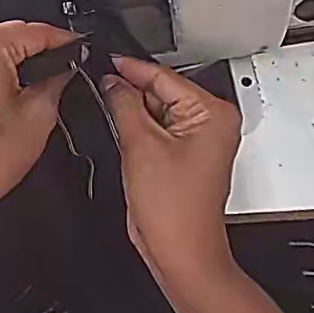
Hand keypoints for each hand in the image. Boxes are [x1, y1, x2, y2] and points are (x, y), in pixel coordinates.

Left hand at [0, 21, 76, 224]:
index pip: (37, 31)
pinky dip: (4, 66)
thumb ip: (58, 77)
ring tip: (47, 79)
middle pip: (17, 33)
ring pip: (1, 45)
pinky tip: (21, 86)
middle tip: (70, 66)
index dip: (66, 40)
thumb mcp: (41, 112)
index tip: (83, 48)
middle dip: (44, 48)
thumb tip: (67, 64)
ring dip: (24, 57)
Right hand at [100, 55, 240, 273]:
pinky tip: (124, 135)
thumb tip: (113, 81)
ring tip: (110, 112)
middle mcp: (211, 123)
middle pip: (162, 91)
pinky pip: (157, 130)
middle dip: (131, 91)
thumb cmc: (176, 211)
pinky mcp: (183, 155)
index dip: (131, 69)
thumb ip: (124, 104)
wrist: (180, 252)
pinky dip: (138, 130)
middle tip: (101, 84)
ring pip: (156, 111)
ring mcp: (198, 140)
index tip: (107, 61)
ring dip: (132, 112)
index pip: (165, 76)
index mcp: (213, 113)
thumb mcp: (141, 145)